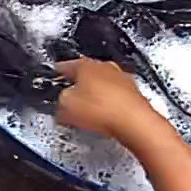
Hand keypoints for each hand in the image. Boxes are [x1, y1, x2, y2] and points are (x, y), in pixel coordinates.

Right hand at [53, 58, 167, 145]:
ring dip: (97, 98)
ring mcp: (123, 80)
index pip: (65, 65)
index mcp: (85, 64)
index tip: (54, 77)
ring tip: (91, 115)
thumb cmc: (104, 110)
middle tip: (71, 102)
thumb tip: (61, 104)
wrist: (136, 125)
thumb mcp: (65, 107)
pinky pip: (117, 100)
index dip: (56, 73)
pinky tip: (108, 120)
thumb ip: (59, 101)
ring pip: (103, 86)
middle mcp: (105, 67)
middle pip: (86, 75)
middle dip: (78, 87)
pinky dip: (111, 108)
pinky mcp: (135, 96)